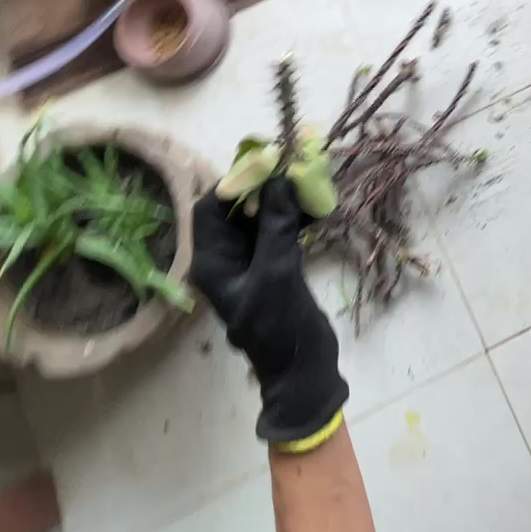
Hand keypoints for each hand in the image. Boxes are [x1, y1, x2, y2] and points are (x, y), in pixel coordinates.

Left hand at [190, 178, 347, 444]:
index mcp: (212, 262)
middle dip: (265, 186)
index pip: (211, 208)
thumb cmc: (279, 325)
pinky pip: (281, 232)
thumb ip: (275, 226)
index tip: (269, 163)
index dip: (236, 182)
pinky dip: (297, 217)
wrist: (302, 368)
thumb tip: (280, 179)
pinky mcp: (277, 267)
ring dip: (285, 200)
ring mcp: (253, 262)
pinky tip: (319, 209)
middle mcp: (227, 258)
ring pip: (263, 218)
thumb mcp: (277, 272)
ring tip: (314, 184)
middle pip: (238, 209)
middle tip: (297, 168)